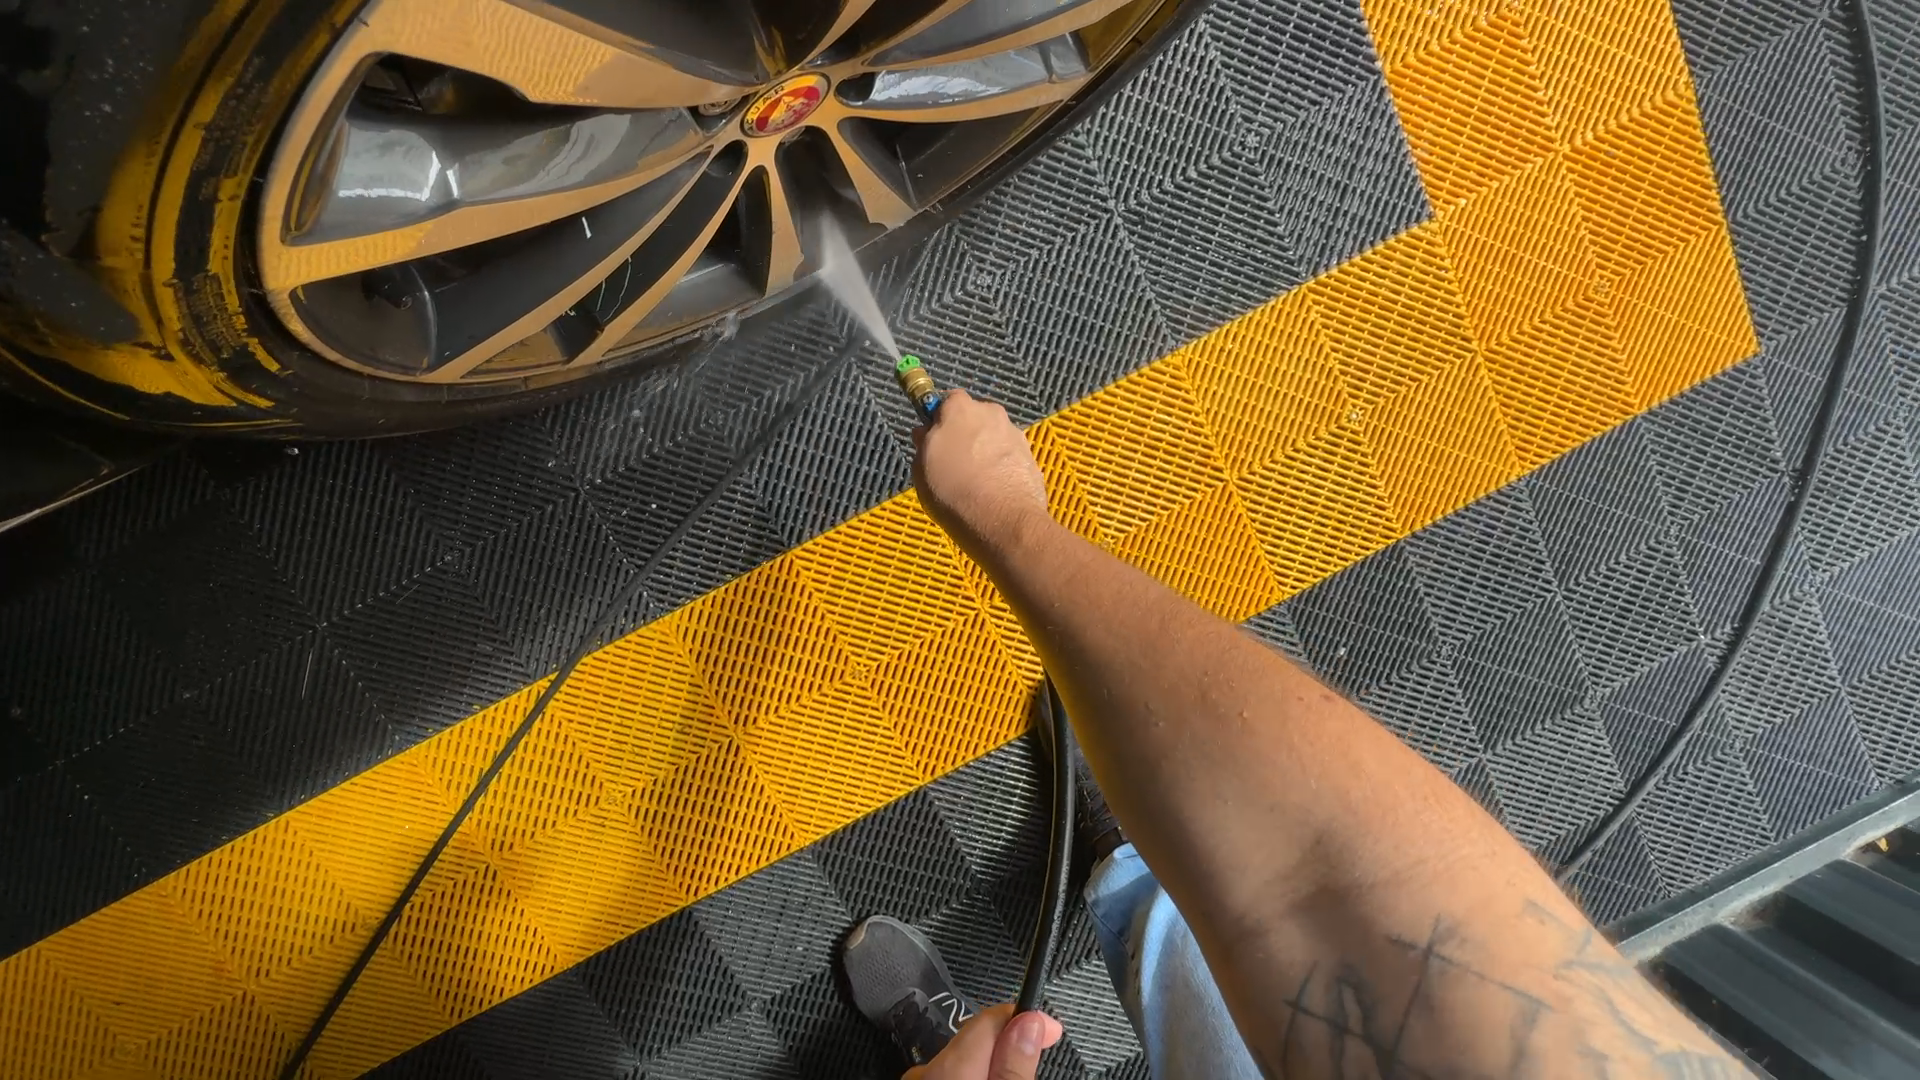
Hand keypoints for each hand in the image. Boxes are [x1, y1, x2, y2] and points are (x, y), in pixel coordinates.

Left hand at [905, 1006, 1063, 1079]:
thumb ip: (1014, 1069)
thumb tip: (1031, 1023)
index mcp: (946, 1067)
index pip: (991, 1018)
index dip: (1026, 1016)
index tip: (1053, 1027)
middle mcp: (923, 1070)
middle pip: (977, 1040)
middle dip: (1008, 1043)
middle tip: (1039, 1055)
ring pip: (961, 1061)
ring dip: (988, 1063)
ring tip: (1013, 1072)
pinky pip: (947, 1076)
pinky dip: (969, 1075)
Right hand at [912, 391, 1051, 557]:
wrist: (1002, 520)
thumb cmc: (953, 490)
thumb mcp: (921, 468)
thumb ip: (924, 442)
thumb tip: (925, 431)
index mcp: (960, 408)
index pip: (947, 401)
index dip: (941, 420)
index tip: (935, 440)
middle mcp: (991, 413)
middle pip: (975, 418)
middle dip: (966, 434)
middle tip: (955, 464)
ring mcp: (1015, 434)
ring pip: (994, 438)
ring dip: (986, 452)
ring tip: (976, 483)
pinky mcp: (1031, 457)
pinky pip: (1009, 458)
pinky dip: (1002, 468)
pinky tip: (994, 491)